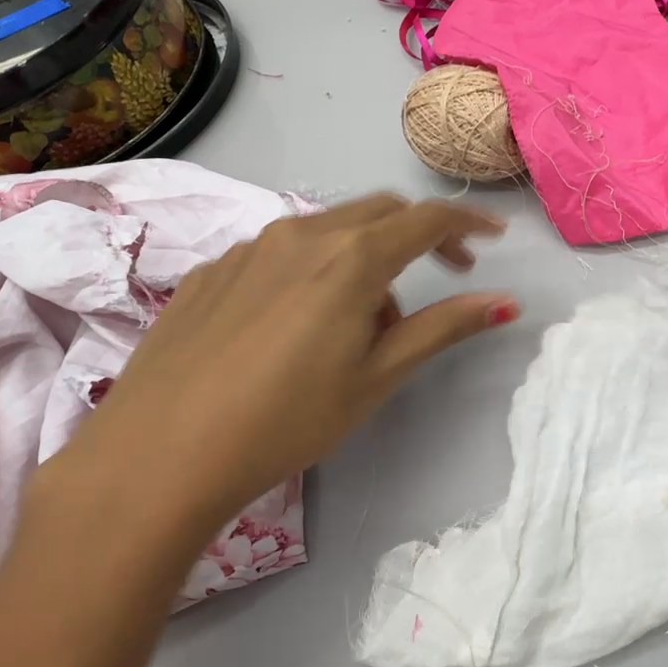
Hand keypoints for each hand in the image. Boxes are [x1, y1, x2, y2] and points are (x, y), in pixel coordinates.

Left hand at [32, 194, 517, 535]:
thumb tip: (507, 302)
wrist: (160, 454)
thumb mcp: (379, 375)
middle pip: (380, 211)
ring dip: (368, 254)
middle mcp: (301, 235)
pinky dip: (317, 267)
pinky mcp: (212, 272)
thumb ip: (445, 328)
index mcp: (352, 258)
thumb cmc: (289, 418)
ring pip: (329, 229)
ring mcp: (249, 249)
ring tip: (367, 320)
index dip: (468, 223)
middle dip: (423, 233)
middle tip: (449, 271)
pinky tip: (302, 323)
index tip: (496, 236)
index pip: (427, 219)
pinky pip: (283, 251)